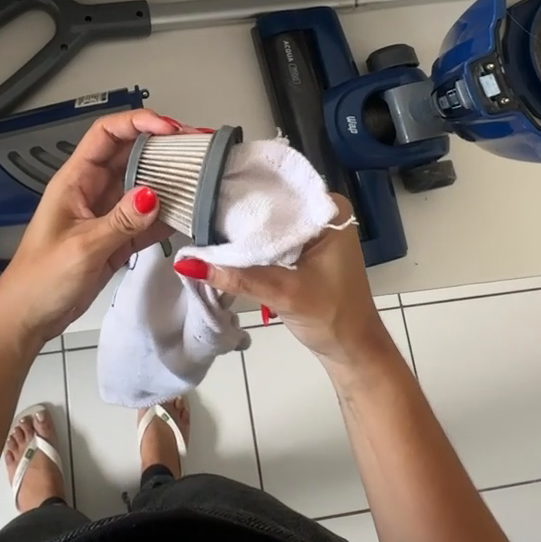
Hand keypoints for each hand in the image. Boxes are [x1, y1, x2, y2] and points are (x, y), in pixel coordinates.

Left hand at [0, 109, 180, 346]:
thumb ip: (121, 221)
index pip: (106, 134)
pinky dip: (167, 215)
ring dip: (170, 180)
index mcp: (75, 179)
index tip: (170, 129)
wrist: (27, 318)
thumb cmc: (41, 278)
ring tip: (202, 176)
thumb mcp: (82, 247)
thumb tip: (154, 195)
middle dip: (163, 147)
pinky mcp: (117, 239)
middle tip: (197, 149)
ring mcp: (106, 213)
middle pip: (131, 155)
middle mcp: (93, 190)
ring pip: (143, 185)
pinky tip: (190, 213)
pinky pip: (146, 219)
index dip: (137, 123)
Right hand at [179, 194, 394, 368]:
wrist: (352, 351)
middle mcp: (322, 213)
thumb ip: (239, 277)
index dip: (248, 193)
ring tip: (205, 220)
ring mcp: (313, 231)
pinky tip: (225, 242)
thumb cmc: (332, 317)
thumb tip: (188, 264)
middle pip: (274, 204)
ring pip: (271, 221)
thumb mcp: (285, 294)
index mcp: (331, 211)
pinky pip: (272, 236)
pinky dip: (253, 242)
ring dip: (245, 228)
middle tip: (201, 206)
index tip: (211, 193)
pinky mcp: (303, 248)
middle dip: (242, 210)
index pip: (282, 190)